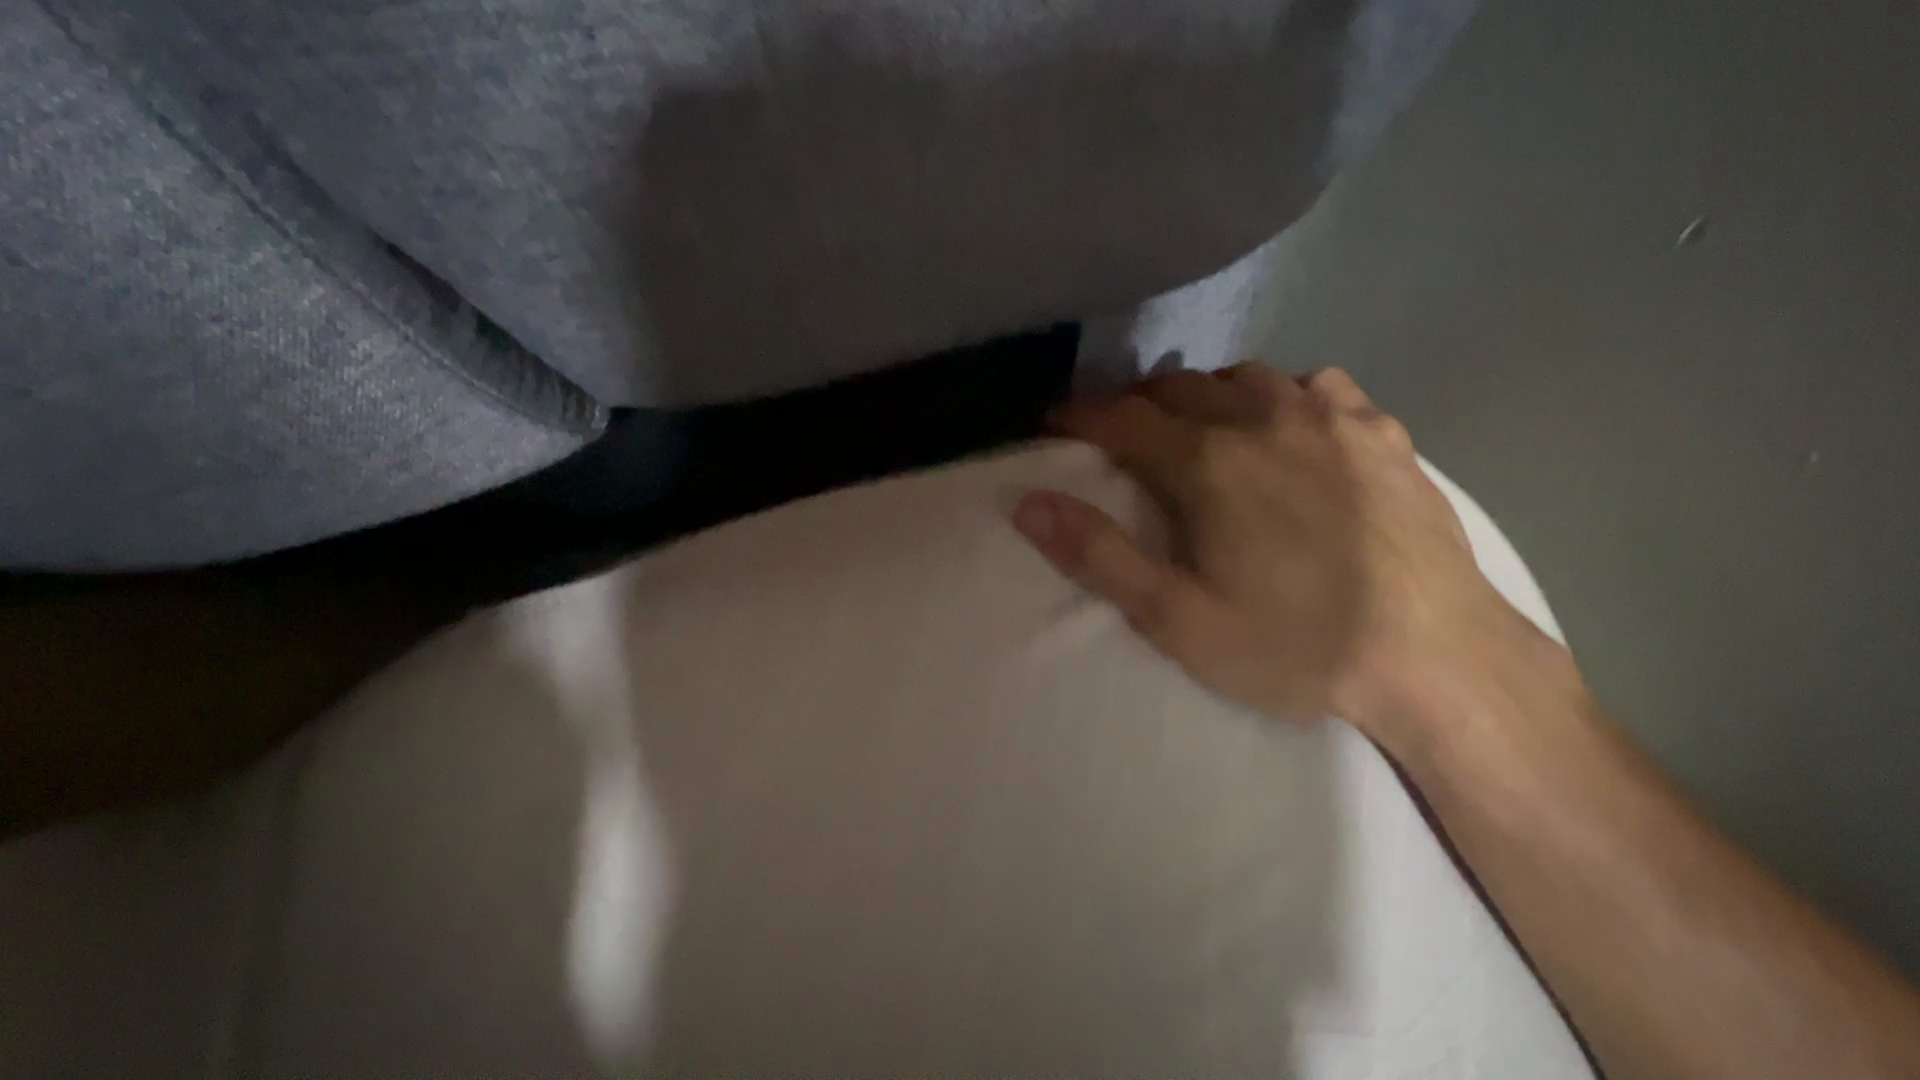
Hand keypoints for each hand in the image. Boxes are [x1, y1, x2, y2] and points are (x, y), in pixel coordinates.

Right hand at [1013, 364, 1546, 750]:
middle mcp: (1265, 420)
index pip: (1120, 417)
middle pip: (1180, 387)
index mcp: (1208, 463)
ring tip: (1197, 427)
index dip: (1076, 416)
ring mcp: (1333, 419)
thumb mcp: (1179, 620)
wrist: (1436, 658)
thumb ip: (1099, 556)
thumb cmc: (1297, 647)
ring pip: (1248, 377)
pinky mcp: (1384, 433)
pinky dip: (1284, 395)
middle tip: (1117, 434)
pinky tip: (1289, 426)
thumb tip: (1029, 503)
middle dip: (1135, 403)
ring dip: (1207, 394)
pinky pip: (1320, 386)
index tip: (1050, 423)